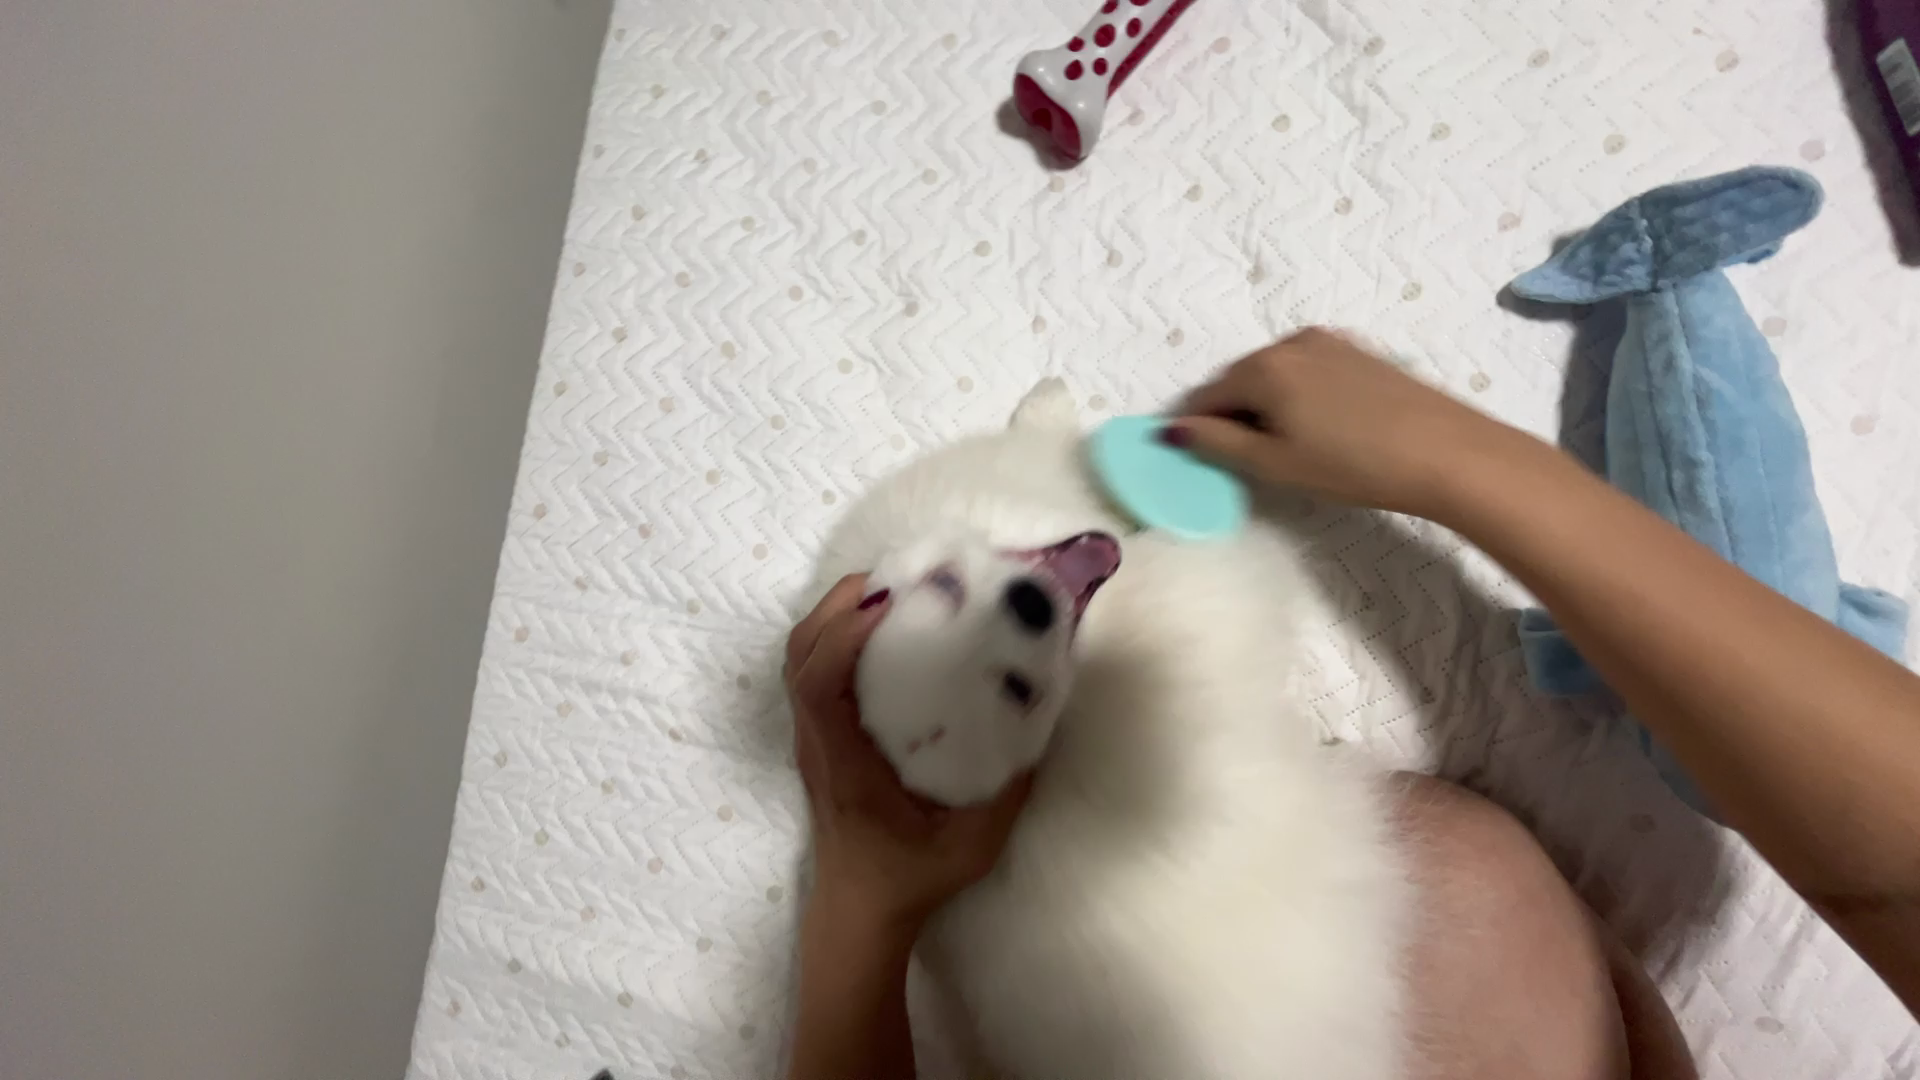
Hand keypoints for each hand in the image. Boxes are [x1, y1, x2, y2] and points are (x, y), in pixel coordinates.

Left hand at [785, 575, 1034, 934]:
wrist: (859, 909)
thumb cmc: (911, 878)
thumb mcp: (974, 842)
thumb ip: (1009, 783)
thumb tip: (1036, 713)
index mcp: (844, 764)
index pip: (818, 684)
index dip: (844, 632)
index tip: (891, 601)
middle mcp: (817, 741)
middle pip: (800, 654)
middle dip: (841, 603)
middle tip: (899, 579)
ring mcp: (810, 736)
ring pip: (799, 656)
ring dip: (836, 613)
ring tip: (890, 592)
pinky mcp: (817, 734)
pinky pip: (811, 668)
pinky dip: (836, 633)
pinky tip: (881, 630)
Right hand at [1164, 328, 1513, 517]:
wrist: (1446, 453)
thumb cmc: (1350, 464)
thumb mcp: (1273, 463)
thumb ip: (1215, 443)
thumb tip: (1172, 430)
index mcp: (1261, 368)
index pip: (1205, 397)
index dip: (1196, 429)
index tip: (1203, 457)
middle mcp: (1289, 343)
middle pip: (1237, 380)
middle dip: (1231, 413)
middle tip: (1250, 456)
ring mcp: (1328, 342)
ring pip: (1272, 374)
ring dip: (1264, 404)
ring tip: (1287, 443)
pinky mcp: (1358, 350)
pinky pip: (1304, 369)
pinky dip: (1295, 392)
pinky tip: (1319, 424)